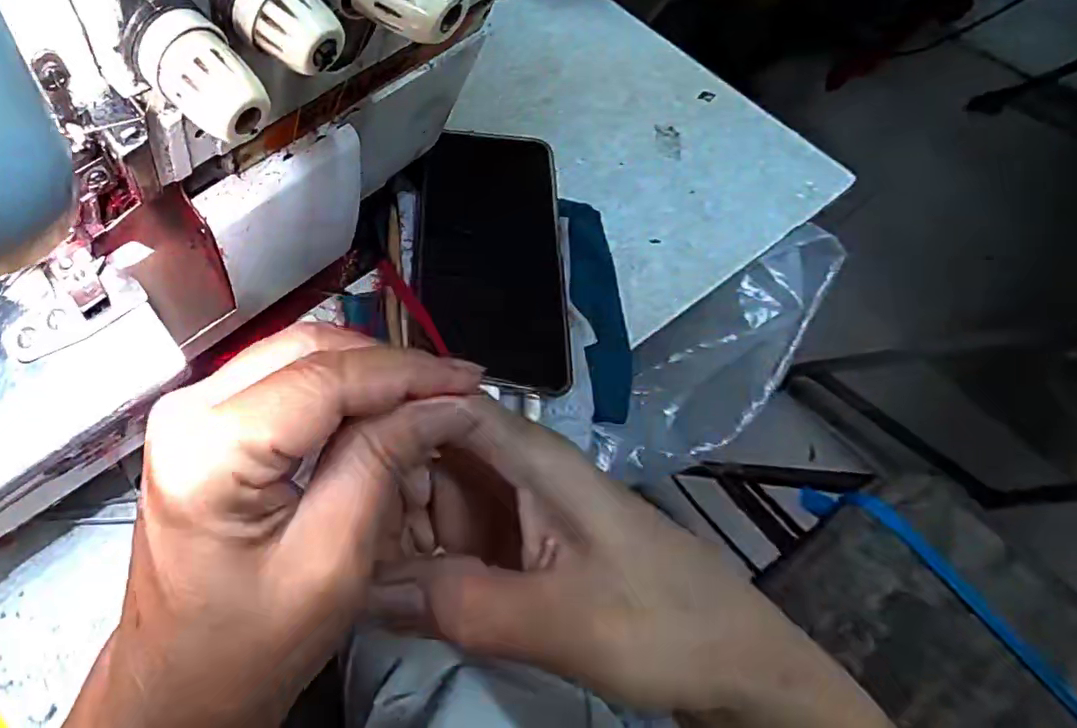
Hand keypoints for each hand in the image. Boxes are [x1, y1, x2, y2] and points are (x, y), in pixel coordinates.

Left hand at [67, 325, 482, 727]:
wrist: (176, 677)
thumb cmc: (236, 649)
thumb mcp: (328, 566)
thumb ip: (377, 467)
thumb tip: (428, 407)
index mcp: (207, 448)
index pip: (320, 378)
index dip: (400, 372)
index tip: (457, 378)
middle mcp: (186, 410)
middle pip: (303, 350)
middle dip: (383, 363)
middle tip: (446, 385)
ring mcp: (188, 408)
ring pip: (291, 354)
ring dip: (359, 369)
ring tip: (419, 395)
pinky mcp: (200, 417)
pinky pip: (275, 377)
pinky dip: (330, 385)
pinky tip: (370, 405)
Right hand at [374, 395, 888, 726]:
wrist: (743, 674)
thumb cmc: (666, 625)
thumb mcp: (564, 622)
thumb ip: (463, 603)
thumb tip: (364, 589)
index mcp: (527, 452)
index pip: (439, 401)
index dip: (384, 413)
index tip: (332, 449)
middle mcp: (508, 463)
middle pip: (422, 448)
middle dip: (383, 487)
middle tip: (344, 536)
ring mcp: (506, 500)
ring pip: (428, 494)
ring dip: (398, 527)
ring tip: (365, 568)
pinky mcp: (507, 536)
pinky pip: (447, 532)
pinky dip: (422, 556)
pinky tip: (401, 586)